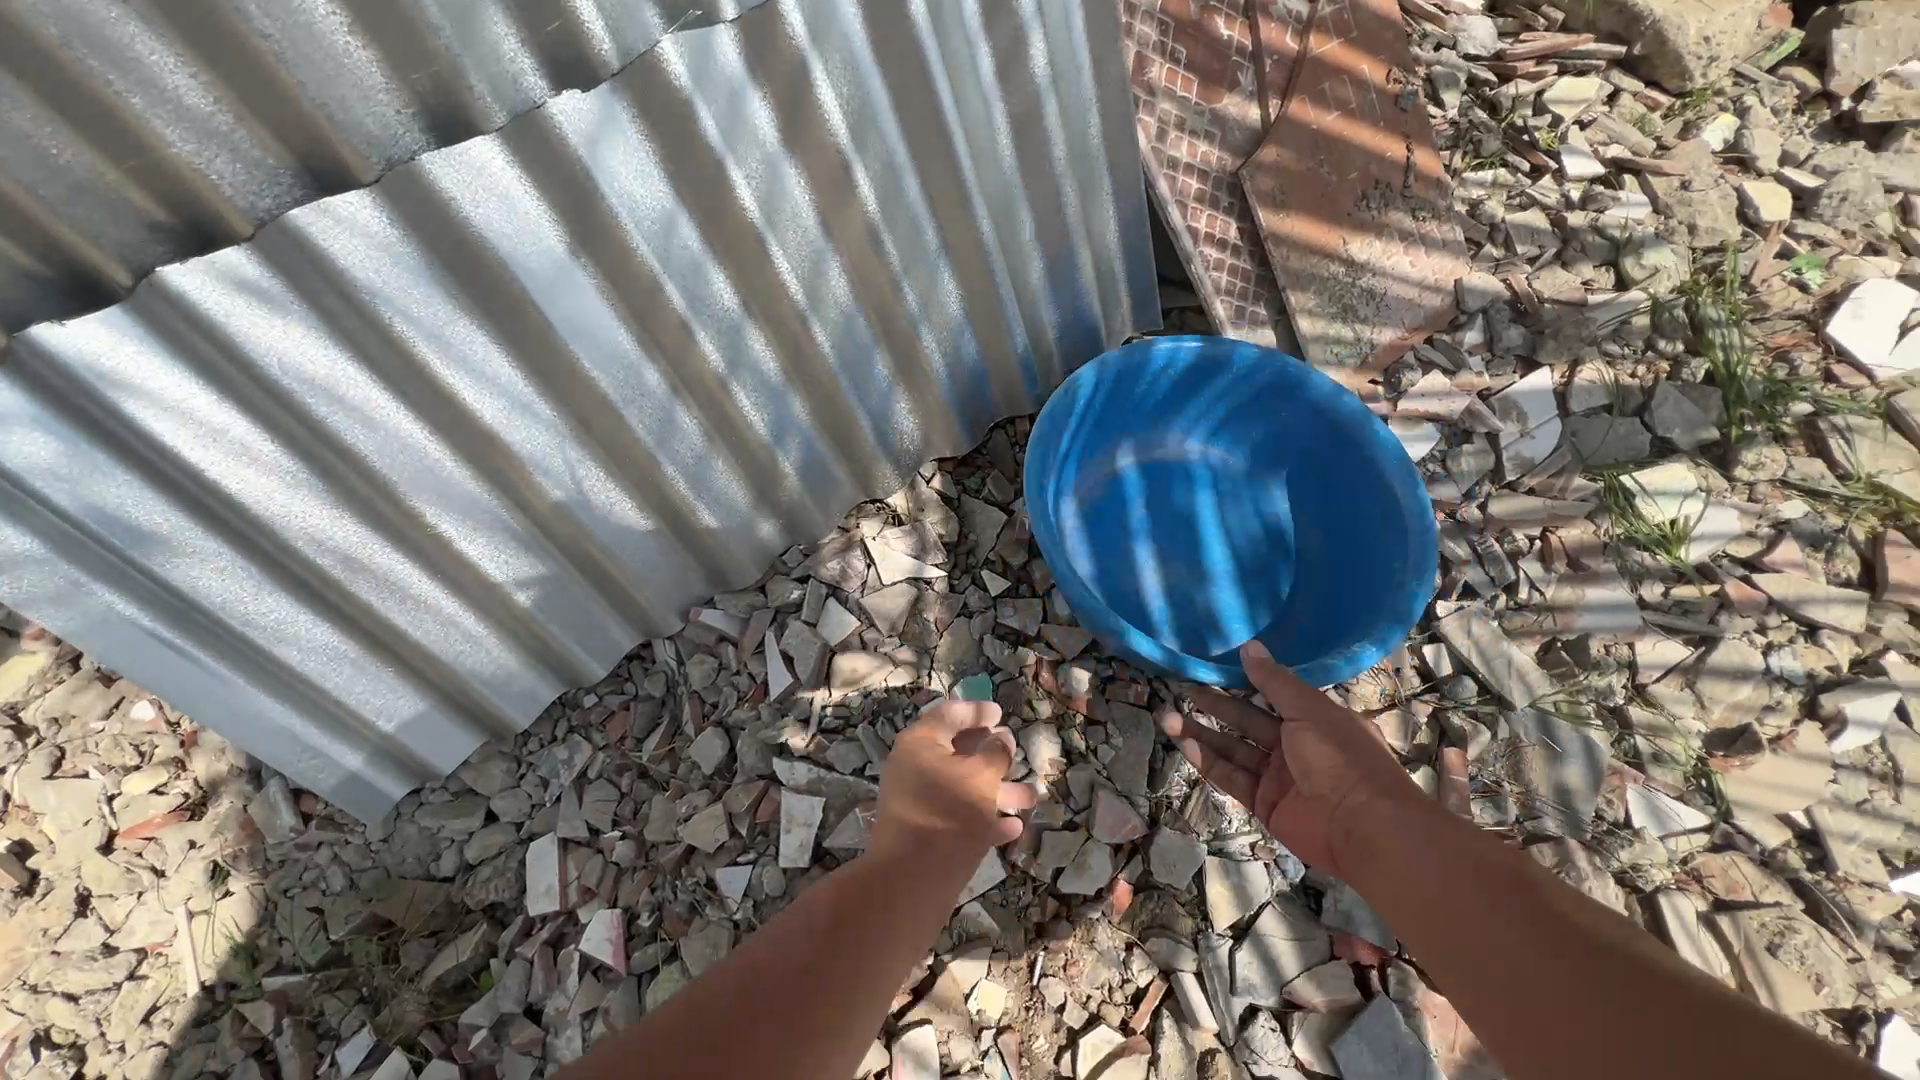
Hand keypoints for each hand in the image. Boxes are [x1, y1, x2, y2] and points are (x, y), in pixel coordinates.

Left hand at [870, 700, 1035, 862]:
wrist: (911, 881)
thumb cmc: (949, 815)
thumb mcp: (981, 777)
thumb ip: (996, 753)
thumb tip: (1002, 738)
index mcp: (921, 743)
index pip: (950, 714)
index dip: (978, 711)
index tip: (1001, 713)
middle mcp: (915, 767)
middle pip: (957, 751)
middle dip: (991, 753)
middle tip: (1015, 751)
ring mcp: (918, 801)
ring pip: (962, 786)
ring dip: (997, 789)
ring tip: (1030, 797)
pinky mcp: (923, 831)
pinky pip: (957, 816)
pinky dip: (984, 818)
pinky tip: (1013, 827)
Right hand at [1158, 641, 1425, 878]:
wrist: (1363, 826)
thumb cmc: (1341, 757)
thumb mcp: (1309, 710)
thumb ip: (1275, 681)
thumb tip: (1249, 646)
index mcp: (1315, 720)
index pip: (1273, 696)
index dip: (1243, 682)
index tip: (1212, 669)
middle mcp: (1296, 746)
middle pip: (1246, 721)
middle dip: (1214, 706)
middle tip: (1182, 689)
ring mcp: (1278, 776)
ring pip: (1232, 749)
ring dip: (1200, 733)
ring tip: (1165, 717)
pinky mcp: (1264, 803)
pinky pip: (1231, 777)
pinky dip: (1207, 761)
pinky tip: (1183, 744)